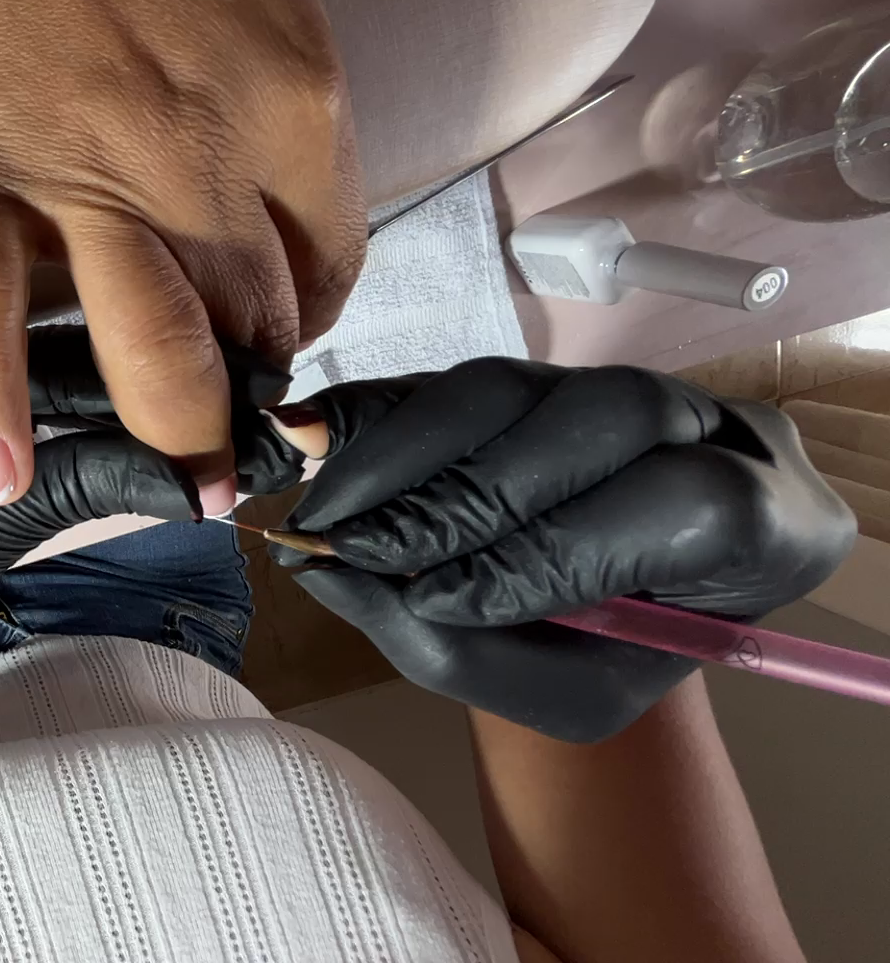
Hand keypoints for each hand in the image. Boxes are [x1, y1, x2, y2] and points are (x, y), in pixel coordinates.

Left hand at [0, 328, 296, 695]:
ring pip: (52, 371)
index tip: (235, 407)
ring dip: (130, 395)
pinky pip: (33, 396)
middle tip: (246, 398)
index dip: (143, 396)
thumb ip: (84, 486)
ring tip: (219, 406)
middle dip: (147, 385)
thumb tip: (201, 477)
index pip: (47, 372)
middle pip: (53, 358)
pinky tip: (156, 418)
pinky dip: (93, 413)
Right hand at [263, 359, 855, 740]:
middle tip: (356, 550)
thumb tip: (319, 569)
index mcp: (764, 524)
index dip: (554, 553)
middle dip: (458, 497)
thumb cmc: (580, 659)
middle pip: (595, 419)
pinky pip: (421, 379)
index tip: (435, 601)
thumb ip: (439, 643)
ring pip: (498, 385)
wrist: (572, 612)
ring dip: (396, 454)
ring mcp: (582, 385)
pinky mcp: (495, 378)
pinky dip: (357, 418)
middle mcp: (692, 427)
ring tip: (328, 515)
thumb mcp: (544, 692)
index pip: (688, 508)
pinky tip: (305, 452)